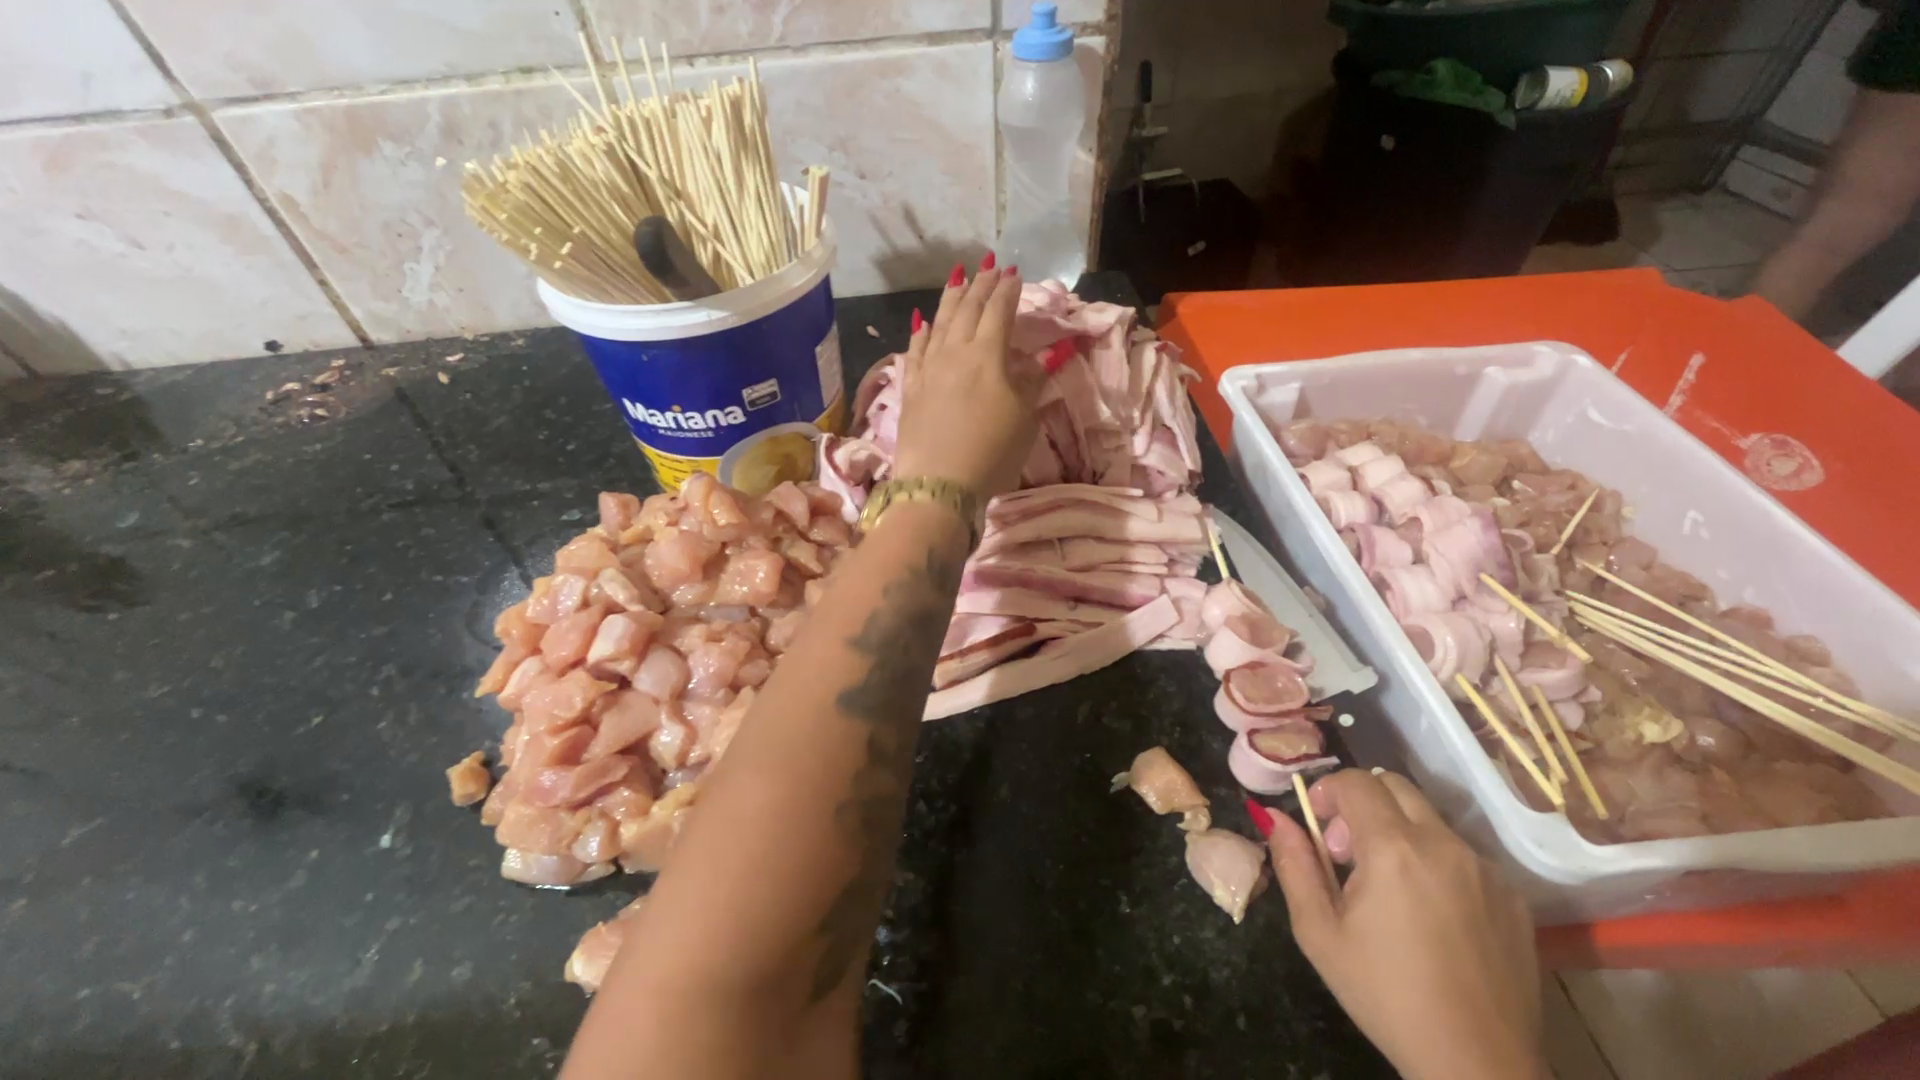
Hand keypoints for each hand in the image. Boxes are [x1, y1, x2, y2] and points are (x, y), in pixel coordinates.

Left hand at [890, 263, 1043, 499]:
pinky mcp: (910, 388)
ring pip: (939, 323)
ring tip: (958, 279)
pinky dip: (922, 332)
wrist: (938, 485)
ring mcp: (928, 369)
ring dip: (951, 298)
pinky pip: (916, 350)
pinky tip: (923, 323)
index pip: (999, 311)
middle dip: (980, 285)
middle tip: (989, 267)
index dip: (1008, 290)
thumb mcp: (1024, 418)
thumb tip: (1052, 350)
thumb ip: (1033, 380)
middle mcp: (955, 352)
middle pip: (967, 309)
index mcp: (988, 355)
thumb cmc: (992, 453)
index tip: (1015, 274)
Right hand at [1267, 770, 1546, 1079]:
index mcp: (1393, 848)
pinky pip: (1465, 858)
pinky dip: (1438, 865)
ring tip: (1389, 891)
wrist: (1477, 1062)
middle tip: (1348, 852)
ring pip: (1432, 822)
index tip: (1317, 822)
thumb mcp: (1319, 933)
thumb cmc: (1385, 995)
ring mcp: (1487, 869)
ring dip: (1401, 834)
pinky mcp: (1514, 897)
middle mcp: (1445, 844)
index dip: (1328, 790)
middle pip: (1397, 787)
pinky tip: (1432, 918)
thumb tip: (1276, 816)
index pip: (1357, 782)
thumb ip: (1295, 865)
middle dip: (1364, 803)